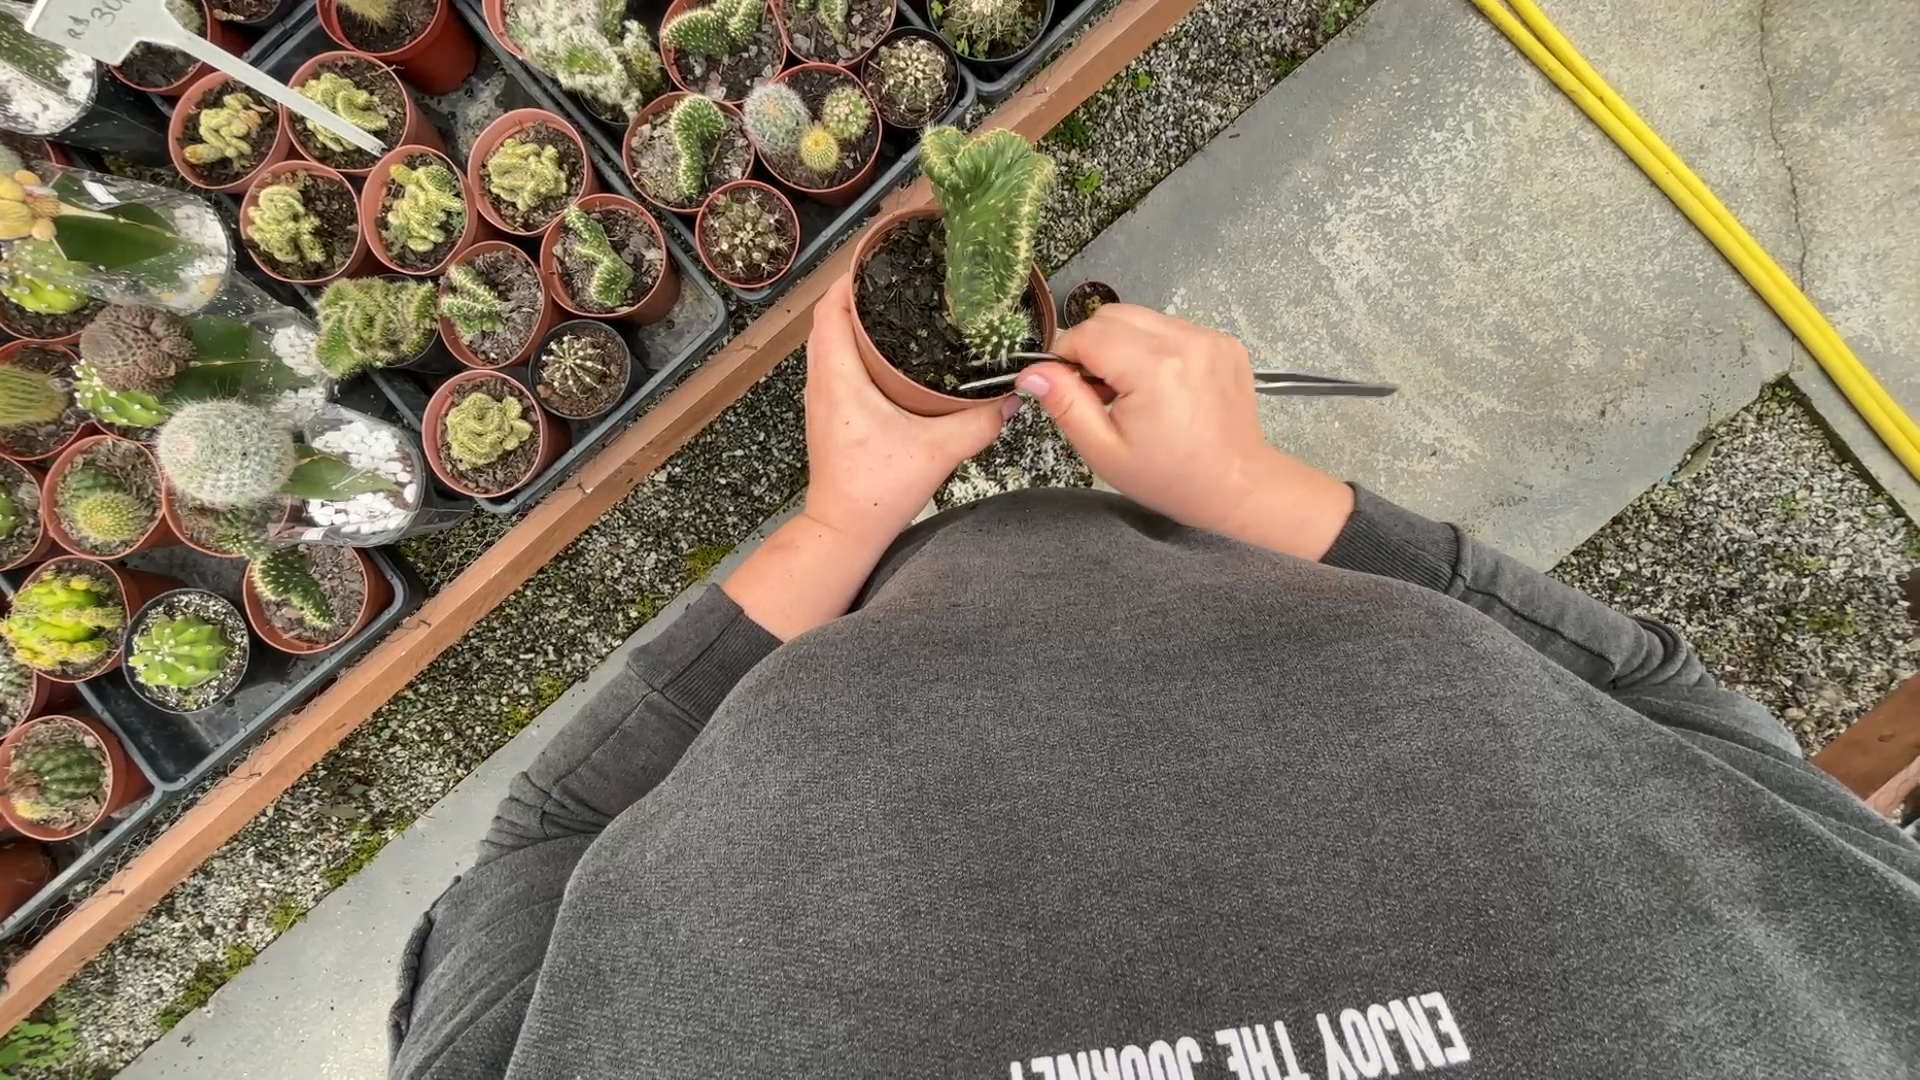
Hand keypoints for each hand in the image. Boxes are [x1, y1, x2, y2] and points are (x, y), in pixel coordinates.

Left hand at [801, 277, 1016, 550]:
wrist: (844, 530)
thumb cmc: (877, 491)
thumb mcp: (937, 452)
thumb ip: (979, 423)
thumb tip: (1011, 399)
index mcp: (838, 377)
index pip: (830, 309)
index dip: (851, 278)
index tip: (881, 260)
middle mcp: (821, 383)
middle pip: (827, 321)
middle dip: (857, 296)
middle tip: (897, 281)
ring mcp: (820, 400)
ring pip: (827, 344)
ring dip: (851, 324)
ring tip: (894, 311)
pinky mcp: (827, 417)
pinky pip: (832, 366)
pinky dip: (850, 350)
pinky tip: (885, 358)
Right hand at [1015, 305, 1354, 559]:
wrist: (1235, 484)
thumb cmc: (1168, 477)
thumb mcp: (1104, 451)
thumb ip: (1066, 404)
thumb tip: (1032, 372)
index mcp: (1153, 369)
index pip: (1087, 333)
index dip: (1066, 356)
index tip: (1066, 386)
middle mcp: (1183, 341)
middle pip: (1112, 315)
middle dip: (1093, 346)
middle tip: (1098, 391)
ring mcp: (1208, 337)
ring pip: (1141, 318)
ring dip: (1123, 346)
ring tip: (1131, 391)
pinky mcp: (1222, 341)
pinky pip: (1170, 328)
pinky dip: (1153, 349)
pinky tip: (1161, 386)